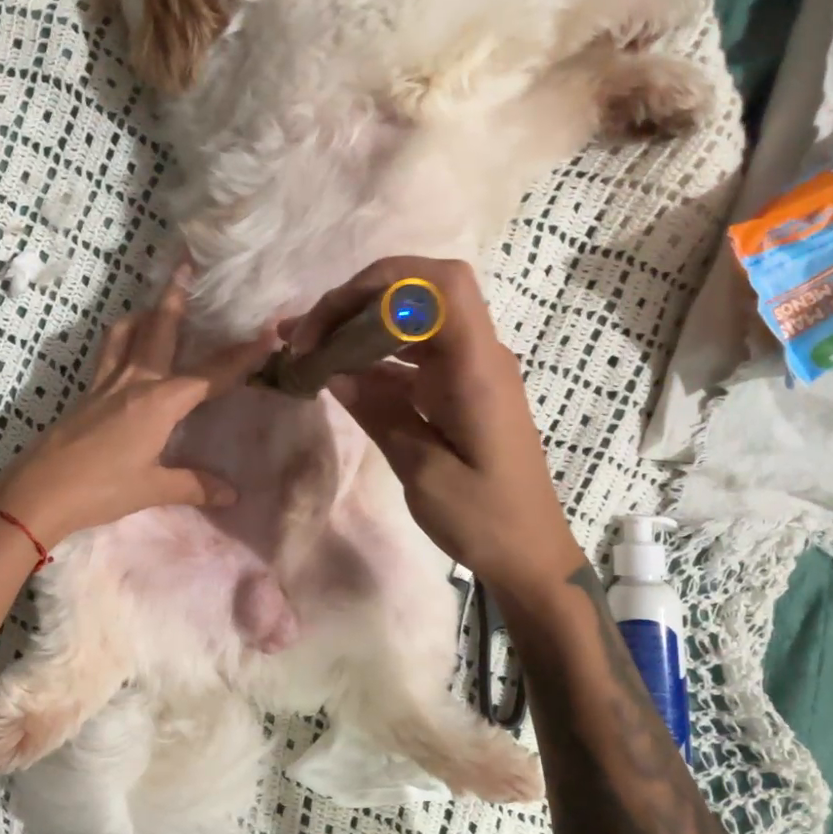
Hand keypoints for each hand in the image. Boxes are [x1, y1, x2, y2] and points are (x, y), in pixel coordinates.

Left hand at [0, 264, 271, 547]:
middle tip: (186, 263)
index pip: (209, 375)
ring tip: (153, 304)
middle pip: (160, 330)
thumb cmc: (100, 489)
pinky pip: (108, 354)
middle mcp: (134, 382)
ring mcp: (105, 385)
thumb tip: (231, 493)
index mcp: (158, 402)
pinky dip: (121, 339)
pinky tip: (124, 349)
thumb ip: (193, 486)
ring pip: (125, 334)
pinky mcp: (86, 395)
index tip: (268, 331)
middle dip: (177, 297)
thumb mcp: (152, 489)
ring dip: (143, 314)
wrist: (39, 491)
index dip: (241, 355)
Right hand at [306, 257, 585, 600]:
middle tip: (303, 336)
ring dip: (358, 324)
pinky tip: (335, 374)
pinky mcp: (458, 389)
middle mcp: (476, 355)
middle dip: (356, 300)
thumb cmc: (484, 519)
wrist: (529, 551)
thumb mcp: (424, 472)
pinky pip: (412, 355)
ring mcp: (468, 370)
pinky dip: (372, 355)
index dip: (379, 282)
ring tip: (305, 347)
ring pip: (411, 320)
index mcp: (475, 369)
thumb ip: (380, 414)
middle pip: (420, 291)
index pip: (438, 286)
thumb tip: (334, 372)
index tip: (327, 320)